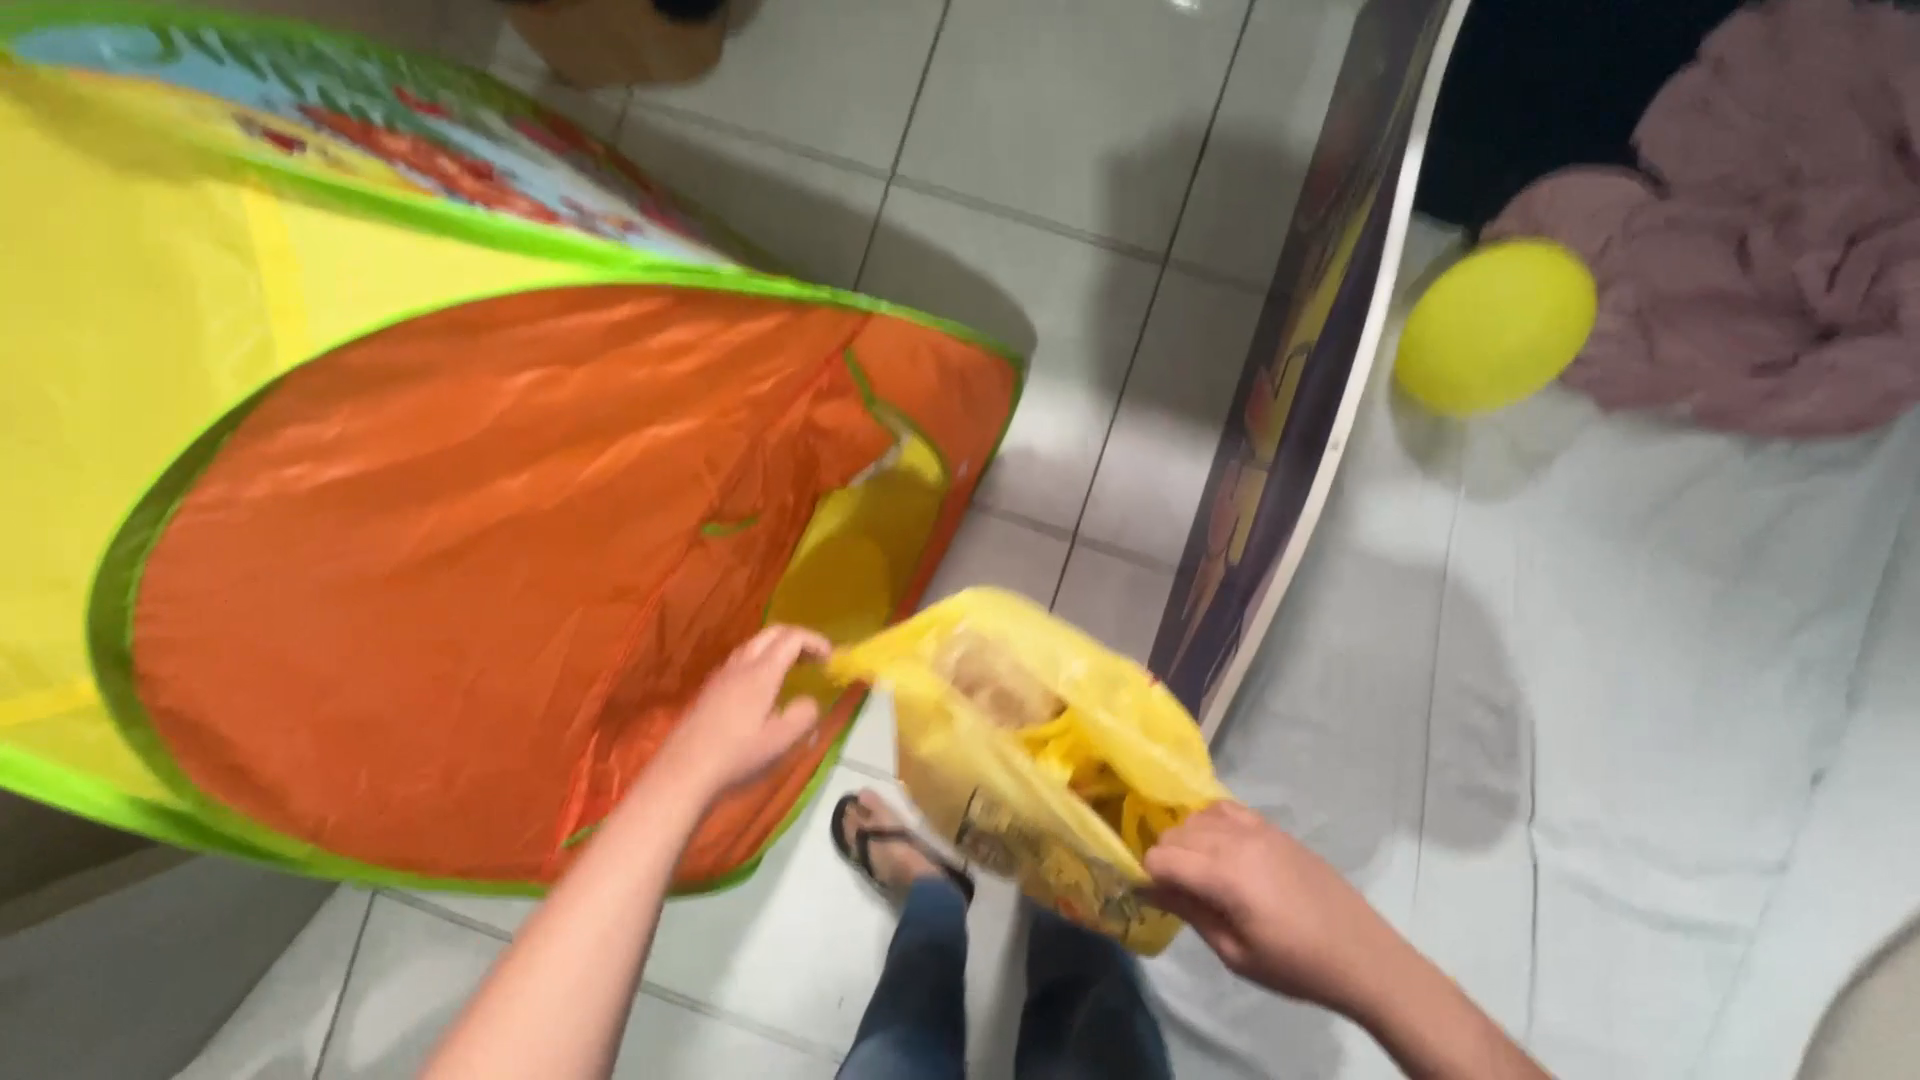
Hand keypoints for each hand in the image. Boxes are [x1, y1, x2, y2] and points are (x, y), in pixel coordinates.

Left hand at [655, 625, 832, 799]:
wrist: (683, 772)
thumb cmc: (737, 756)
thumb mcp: (782, 741)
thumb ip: (804, 715)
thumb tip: (808, 702)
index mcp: (761, 673)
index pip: (792, 638)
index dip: (816, 642)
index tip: (831, 659)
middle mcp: (740, 666)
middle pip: (772, 633)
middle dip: (798, 639)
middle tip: (815, 659)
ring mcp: (722, 676)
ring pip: (754, 645)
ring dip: (778, 648)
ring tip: (794, 670)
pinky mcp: (710, 690)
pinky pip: (741, 660)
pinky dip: (762, 661)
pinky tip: (765, 689)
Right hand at [1144, 801, 1402, 1015]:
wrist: (1362, 955)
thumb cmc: (1296, 965)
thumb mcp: (1235, 954)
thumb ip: (1188, 913)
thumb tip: (1148, 888)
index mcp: (1224, 874)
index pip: (1160, 857)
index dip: (1150, 878)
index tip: (1158, 899)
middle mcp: (1235, 839)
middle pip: (1174, 833)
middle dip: (1166, 859)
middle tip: (1180, 892)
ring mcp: (1256, 828)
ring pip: (1195, 816)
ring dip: (1186, 840)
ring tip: (1201, 873)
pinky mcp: (1272, 827)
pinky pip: (1225, 807)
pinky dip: (1210, 821)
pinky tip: (1220, 847)